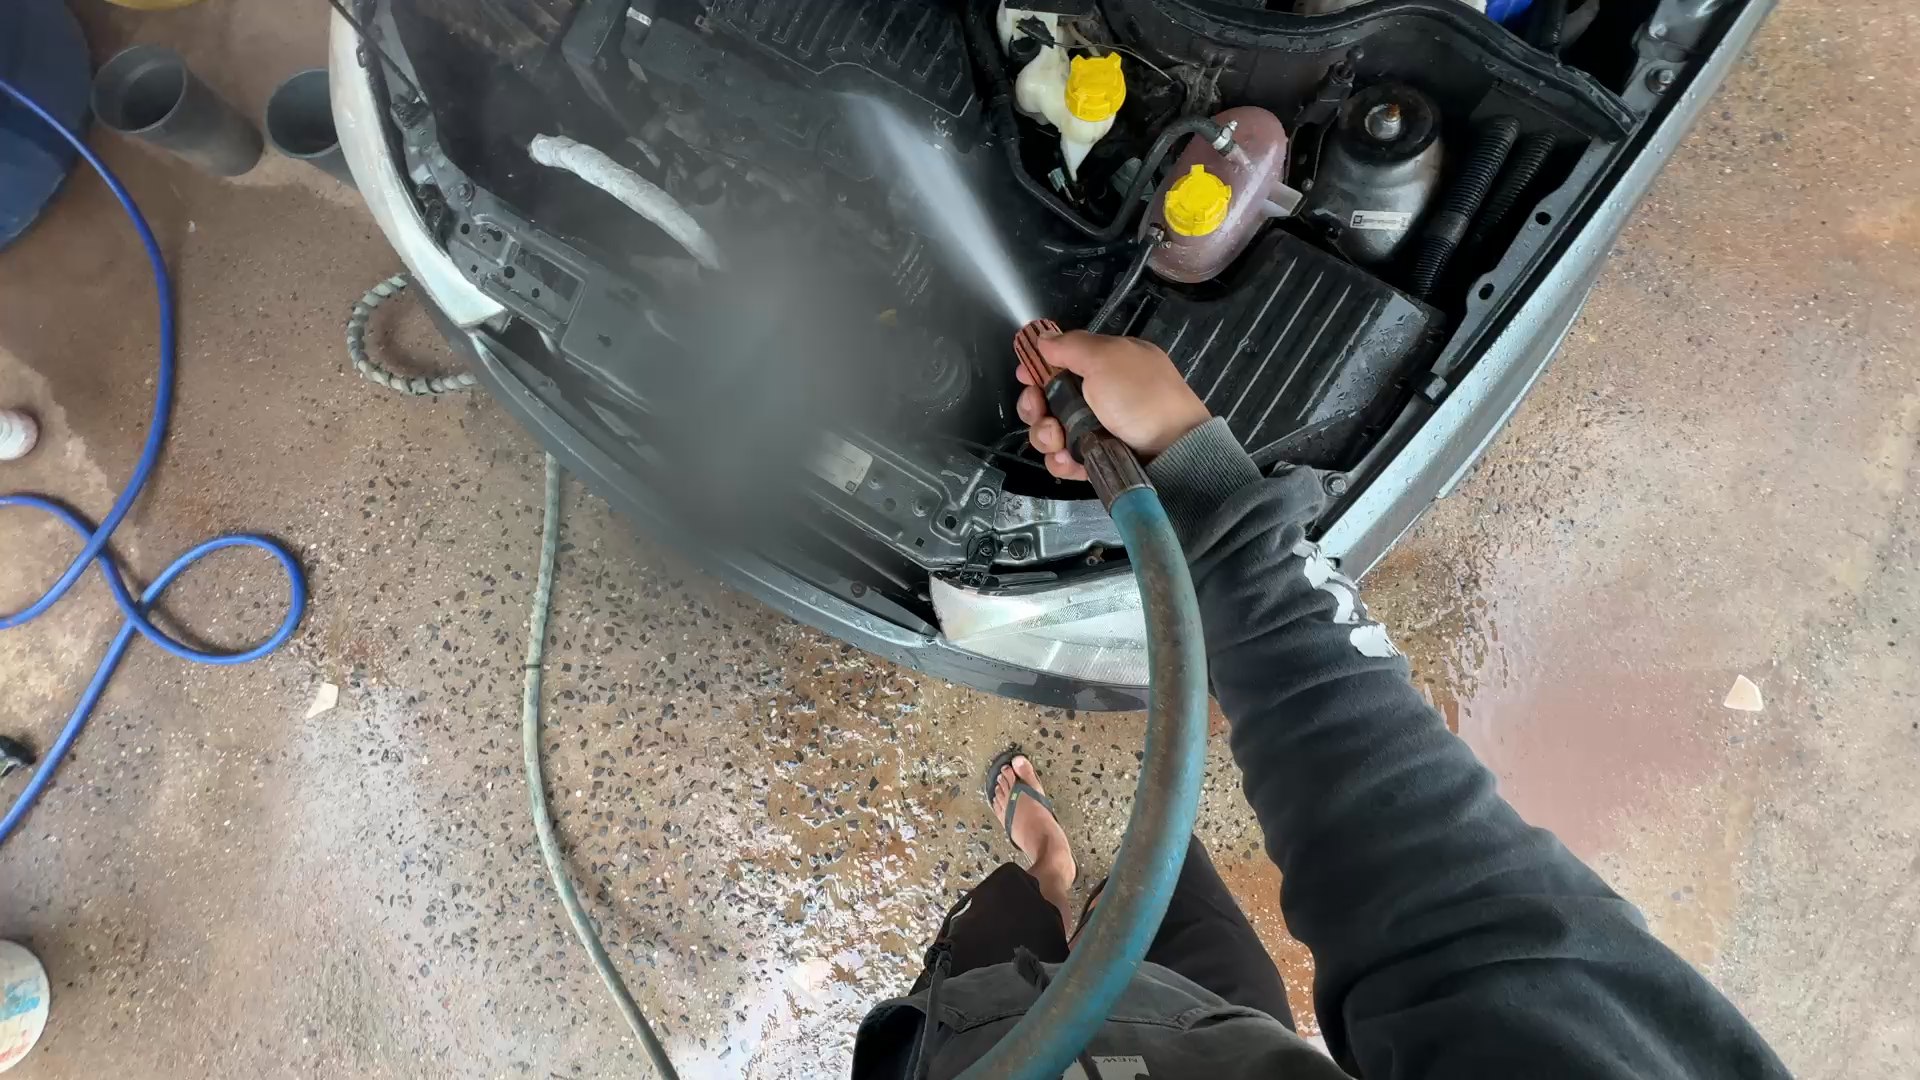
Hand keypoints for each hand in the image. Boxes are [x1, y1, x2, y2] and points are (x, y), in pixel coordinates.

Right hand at [1014, 330, 1211, 481]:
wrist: (1171, 449)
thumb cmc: (1141, 396)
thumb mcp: (1106, 358)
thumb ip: (1070, 346)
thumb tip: (1044, 338)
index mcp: (1102, 365)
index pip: (1058, 363)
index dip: (1037, 370)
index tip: (1026, 376)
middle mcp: (1095, 396)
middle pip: (1045, 400)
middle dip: (1034, 406)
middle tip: (1039, 410)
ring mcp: (1093, 430)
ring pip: (1049, 432)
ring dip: (1045, 436)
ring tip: (1057, 440)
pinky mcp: (1093, 459)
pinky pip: (1064, 459)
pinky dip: (1060, 461)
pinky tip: (1068, 459)